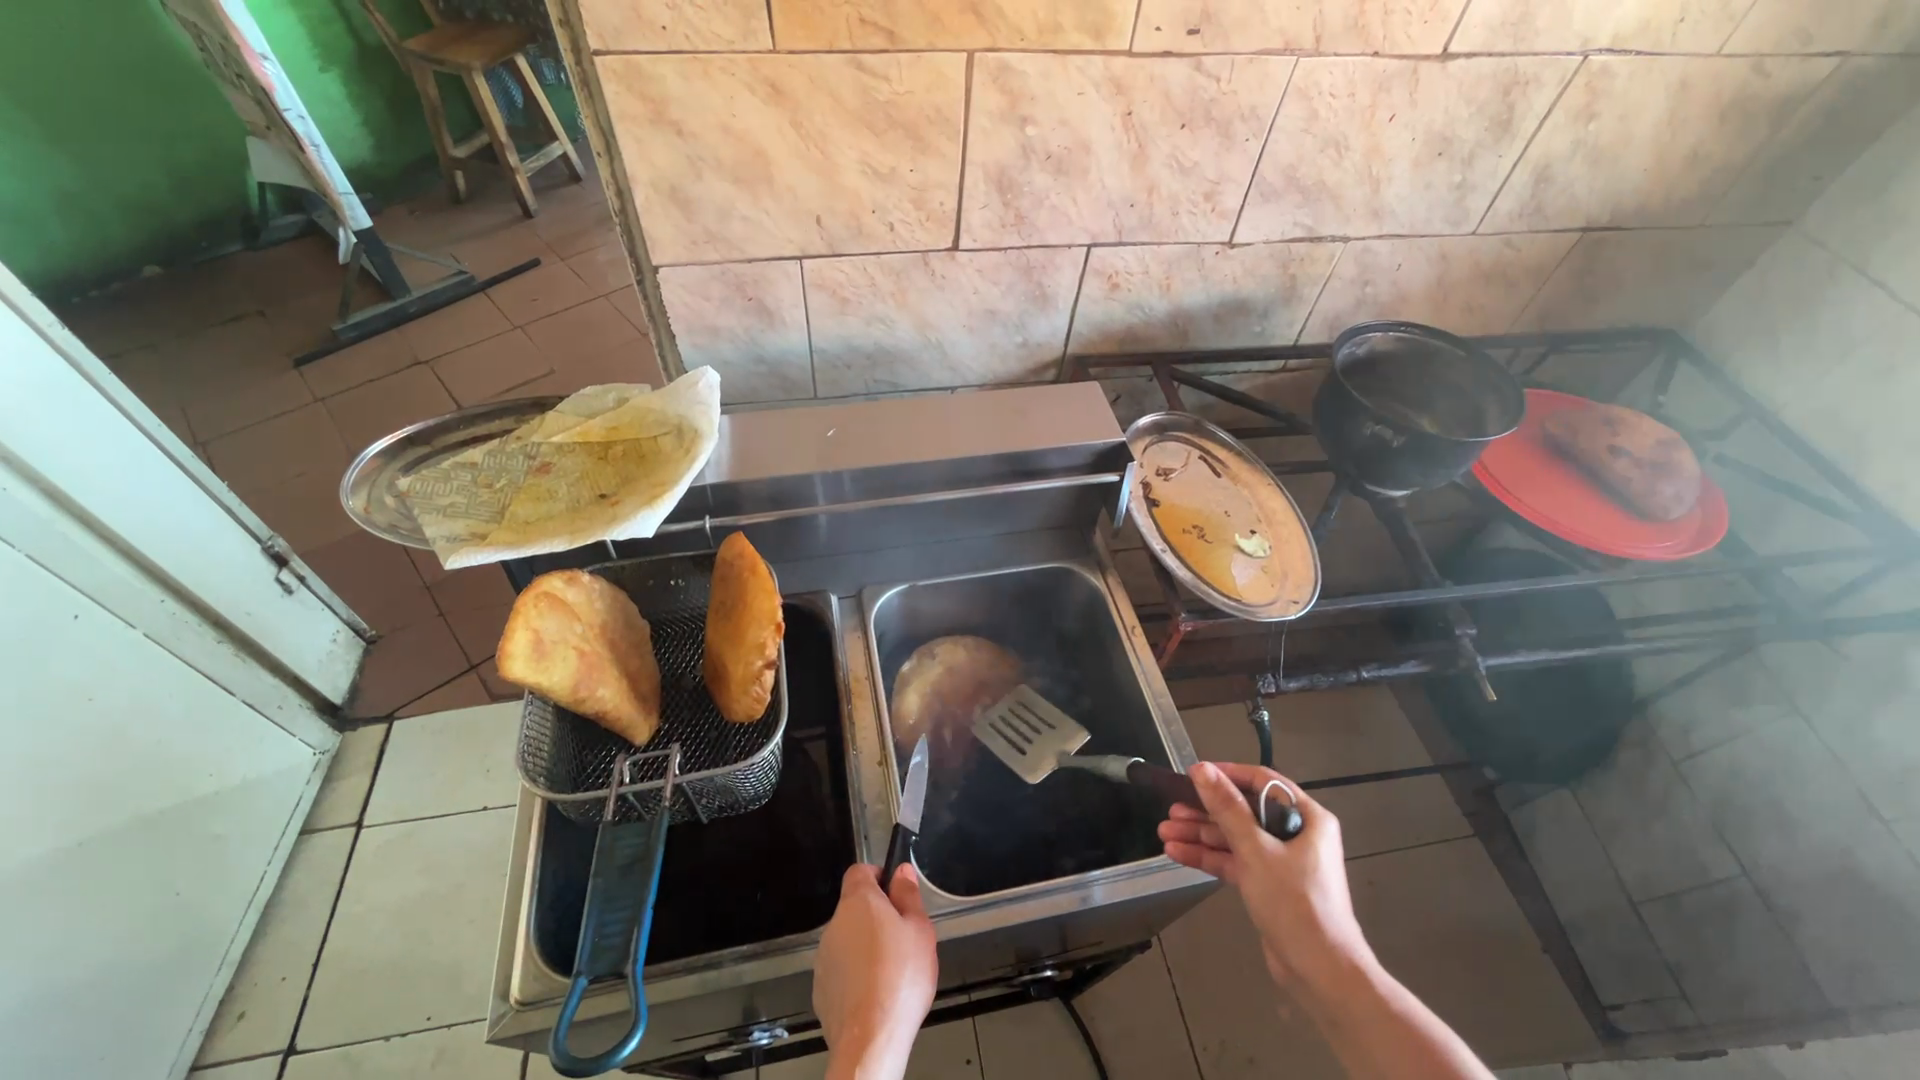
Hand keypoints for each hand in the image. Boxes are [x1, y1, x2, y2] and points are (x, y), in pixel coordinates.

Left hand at [814, 863, 936, 1079]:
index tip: (895, 893)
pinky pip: (841, 970)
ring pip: (848, 940)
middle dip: (877, 917)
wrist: (871, 1036)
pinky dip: (856, 974)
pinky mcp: (821, 987)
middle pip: (855, 908)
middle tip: (903, 937)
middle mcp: (834, 924)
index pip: (859, 871)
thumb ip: (909, 896)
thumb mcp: (919, 930)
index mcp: (858, 903)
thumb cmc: (901, 977)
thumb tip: (901, 871)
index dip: (878, 876)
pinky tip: (876, 993)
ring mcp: (823, 957)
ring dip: (866, 947)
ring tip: (893, 970)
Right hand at [1158, 761, 1372, 986]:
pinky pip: (1235, 862)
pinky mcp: (1268, 886)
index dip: (1227, 775)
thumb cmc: (1295, 903)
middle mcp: (1297, 835)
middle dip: (1206, 811)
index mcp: (1308, 818)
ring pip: (1235, 838)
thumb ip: (1227, 809)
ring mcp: (1281, 862)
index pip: (1263, 782)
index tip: (1193, 775)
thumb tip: (1201, 769)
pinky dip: (1209, 858)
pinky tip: (1177, 853)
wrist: (1321, 972)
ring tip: (1164, 831)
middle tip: (1171, 809)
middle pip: (1244, 811)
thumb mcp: (1256, 851)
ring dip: (1201, 835)